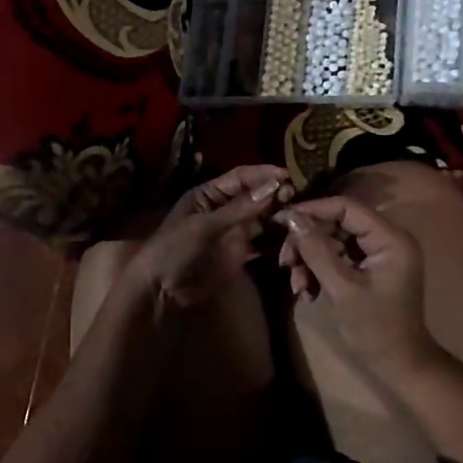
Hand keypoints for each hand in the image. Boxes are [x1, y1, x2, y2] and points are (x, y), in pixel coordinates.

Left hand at [124, 165, 290, 314]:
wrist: (162, 287)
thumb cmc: (173, 249)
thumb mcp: (203, 227)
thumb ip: (238, 209)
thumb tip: (273, 187)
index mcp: (208, 194)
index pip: (240, 178)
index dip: (263, 175)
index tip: (288, 176)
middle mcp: (224, 208)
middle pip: (256, 196)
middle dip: (276, 195)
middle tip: (298, 198)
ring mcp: (234, 230)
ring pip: (263, 218)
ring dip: (280, 217)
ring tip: (300, 217)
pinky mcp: (240, 252)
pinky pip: (264, 241)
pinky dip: (277, 239)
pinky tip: (293, 238)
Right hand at [277, 197, 437, 371]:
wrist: (397, 362)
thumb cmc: (374, 327)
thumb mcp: (341, 288)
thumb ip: (317, 251)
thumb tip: (291, 218)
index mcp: (391, 239)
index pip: (346, 207)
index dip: (312, 210)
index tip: (280, 221)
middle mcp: (387, 239)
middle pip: (336, 223)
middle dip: (306, 241)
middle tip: (284, 262)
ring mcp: (378, 253)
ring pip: (331, 240)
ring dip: (308, 259)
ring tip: (296, 284)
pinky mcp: (368, 267)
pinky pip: (336, 256)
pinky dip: (317, 270)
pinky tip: (306, 290)